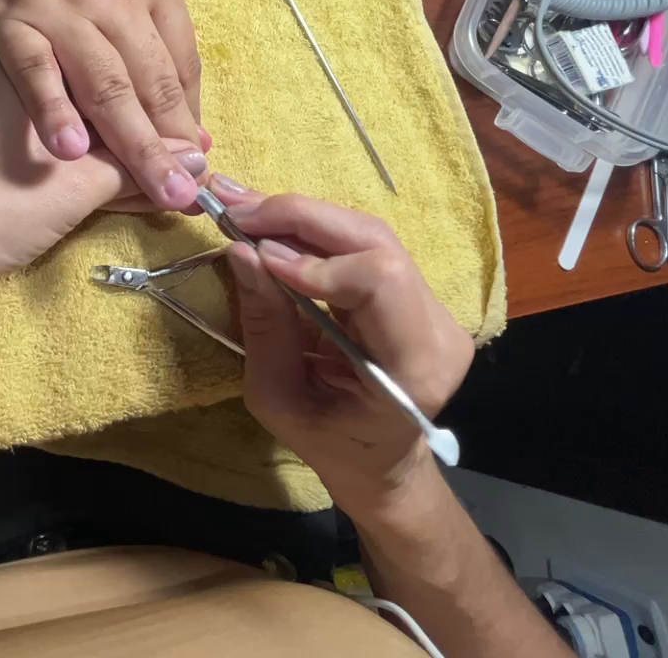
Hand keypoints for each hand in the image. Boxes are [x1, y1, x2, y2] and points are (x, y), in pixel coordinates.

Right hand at [0, 0, 205, 210]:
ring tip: (156, 190)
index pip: (179, 56)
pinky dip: (54, 110)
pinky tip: (71, 149)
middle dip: (175, 143)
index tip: (192, 148)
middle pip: (153, 80)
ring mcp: (59, 4)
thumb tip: (152, 46)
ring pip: (106, 85)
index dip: (187, 110)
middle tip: (193, 193)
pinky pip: (37, 70)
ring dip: (135, 144)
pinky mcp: (7, 13)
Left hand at [0, 67, 206, 307]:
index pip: (115, 81)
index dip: (162, 114)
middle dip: (153, 142)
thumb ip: (138, 167)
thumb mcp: (76, 186)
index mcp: (35, 75)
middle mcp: (30, 90)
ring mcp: (23, 126)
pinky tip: (141, 192)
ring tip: (180, 185)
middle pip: (109, 108)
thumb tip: (198, 159)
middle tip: (196, 172)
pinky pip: (76, 156)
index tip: (201, 146)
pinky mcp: (20, 159)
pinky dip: (107, 174)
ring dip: (133, 162)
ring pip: (95, 136)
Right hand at [210, 178, 473, 517]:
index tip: (255, 253)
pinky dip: (304, 228)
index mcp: (415, 366)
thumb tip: (240, 251)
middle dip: (296, 216)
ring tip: (238, 205)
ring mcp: (428, 301)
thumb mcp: (278, 398)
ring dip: (296, 215)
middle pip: (372, 239)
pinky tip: (264, 218)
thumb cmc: (330, 445)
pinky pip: (355, 243)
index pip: (380, 280)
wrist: (379, 461)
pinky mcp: (407, 288)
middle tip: (232, 208)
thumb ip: (265, 325)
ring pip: (363, 232)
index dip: (315, 260)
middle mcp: (435, 323)